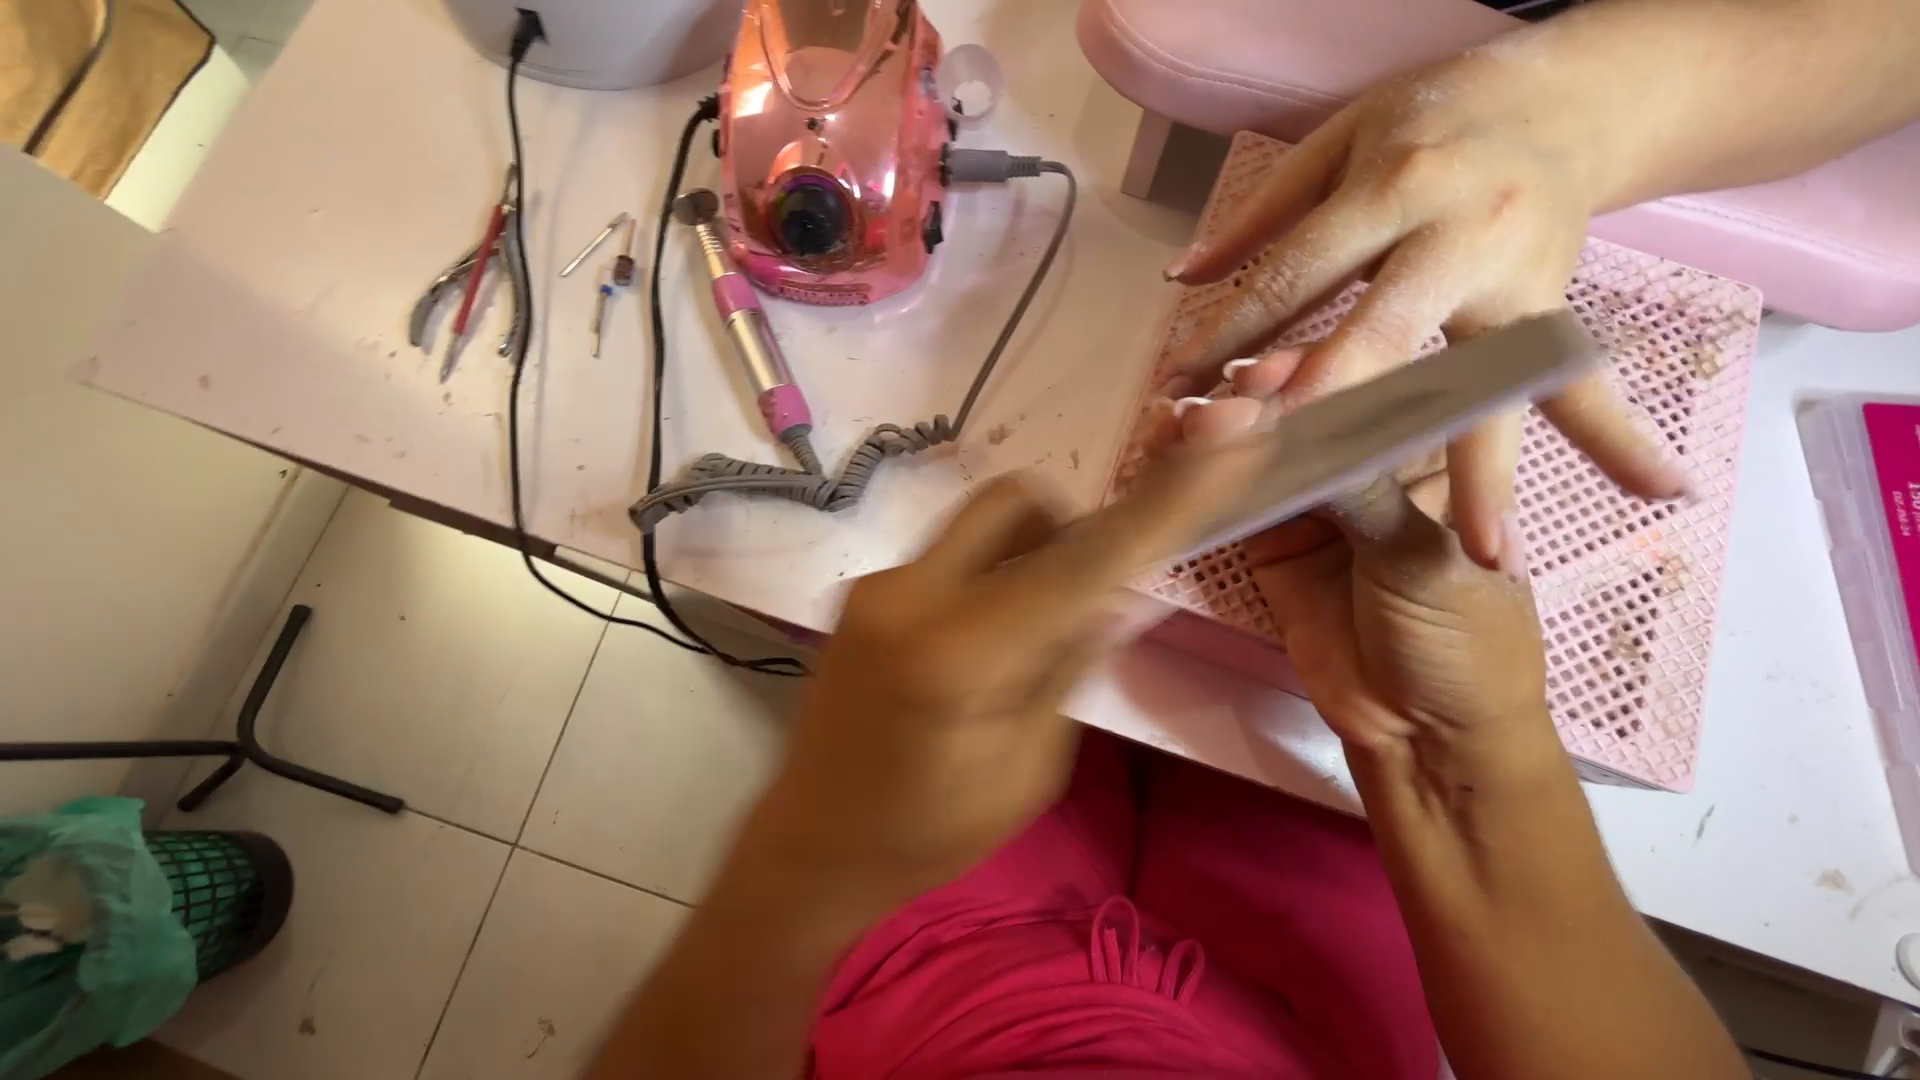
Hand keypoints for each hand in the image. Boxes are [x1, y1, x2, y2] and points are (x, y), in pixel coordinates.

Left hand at [753, 456, 1263, 903]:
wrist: (811, 843)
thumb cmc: (928, 832)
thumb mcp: (1027, 769)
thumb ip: (1069, 665)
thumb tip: (1114, 593)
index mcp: (956, 654)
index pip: (1078, 563)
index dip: (1159, 506)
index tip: (1225, 452)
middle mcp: (908, 594)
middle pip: (1017, 501)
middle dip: (1069, 528)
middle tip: (1079, 601)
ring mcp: (877, 585)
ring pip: (982, 523)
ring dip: (1028, 555)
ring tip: (1024, 638)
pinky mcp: (864, 592)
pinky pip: (951, 554)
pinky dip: (990, 576)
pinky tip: (980, 647)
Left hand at [1161, 49, 1691, 571]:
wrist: (1567, 94)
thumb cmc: (1430, 120)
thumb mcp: (1334, 144)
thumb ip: (1259, 218)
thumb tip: (1181, 276)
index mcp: (1389, 188)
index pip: (1292, 281)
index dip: (1230, 341)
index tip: (1183, 399)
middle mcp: (1458, 236)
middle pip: (1379, 339)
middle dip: (1325, 409)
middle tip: (1280, 471)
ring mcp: (1516, 281)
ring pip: (1484, 385)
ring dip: (1481, 468)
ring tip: (1488, 549)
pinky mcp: (1553, 309)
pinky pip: (1579, 383)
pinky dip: (1616, 437)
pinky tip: (1656, 491)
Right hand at [1171, 392, 1553, 759]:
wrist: (1420, 732)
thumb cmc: (1461, 641)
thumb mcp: (1426, 560)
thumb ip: (1364, 496)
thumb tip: (1301, 433)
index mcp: (1424, 458)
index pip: (1366, 396)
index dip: (1317, 377)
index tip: (1271, 373)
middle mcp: (1361, 469)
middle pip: (1301, 419)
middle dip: (1254, 405)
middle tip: (1213, 406)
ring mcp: (1310, 506)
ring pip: (1258, 457)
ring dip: (1216, 438)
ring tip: (1178, 423)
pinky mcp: (1269, 543)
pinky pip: (1231, 506)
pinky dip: (1198, 485)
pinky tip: (1167, 458)